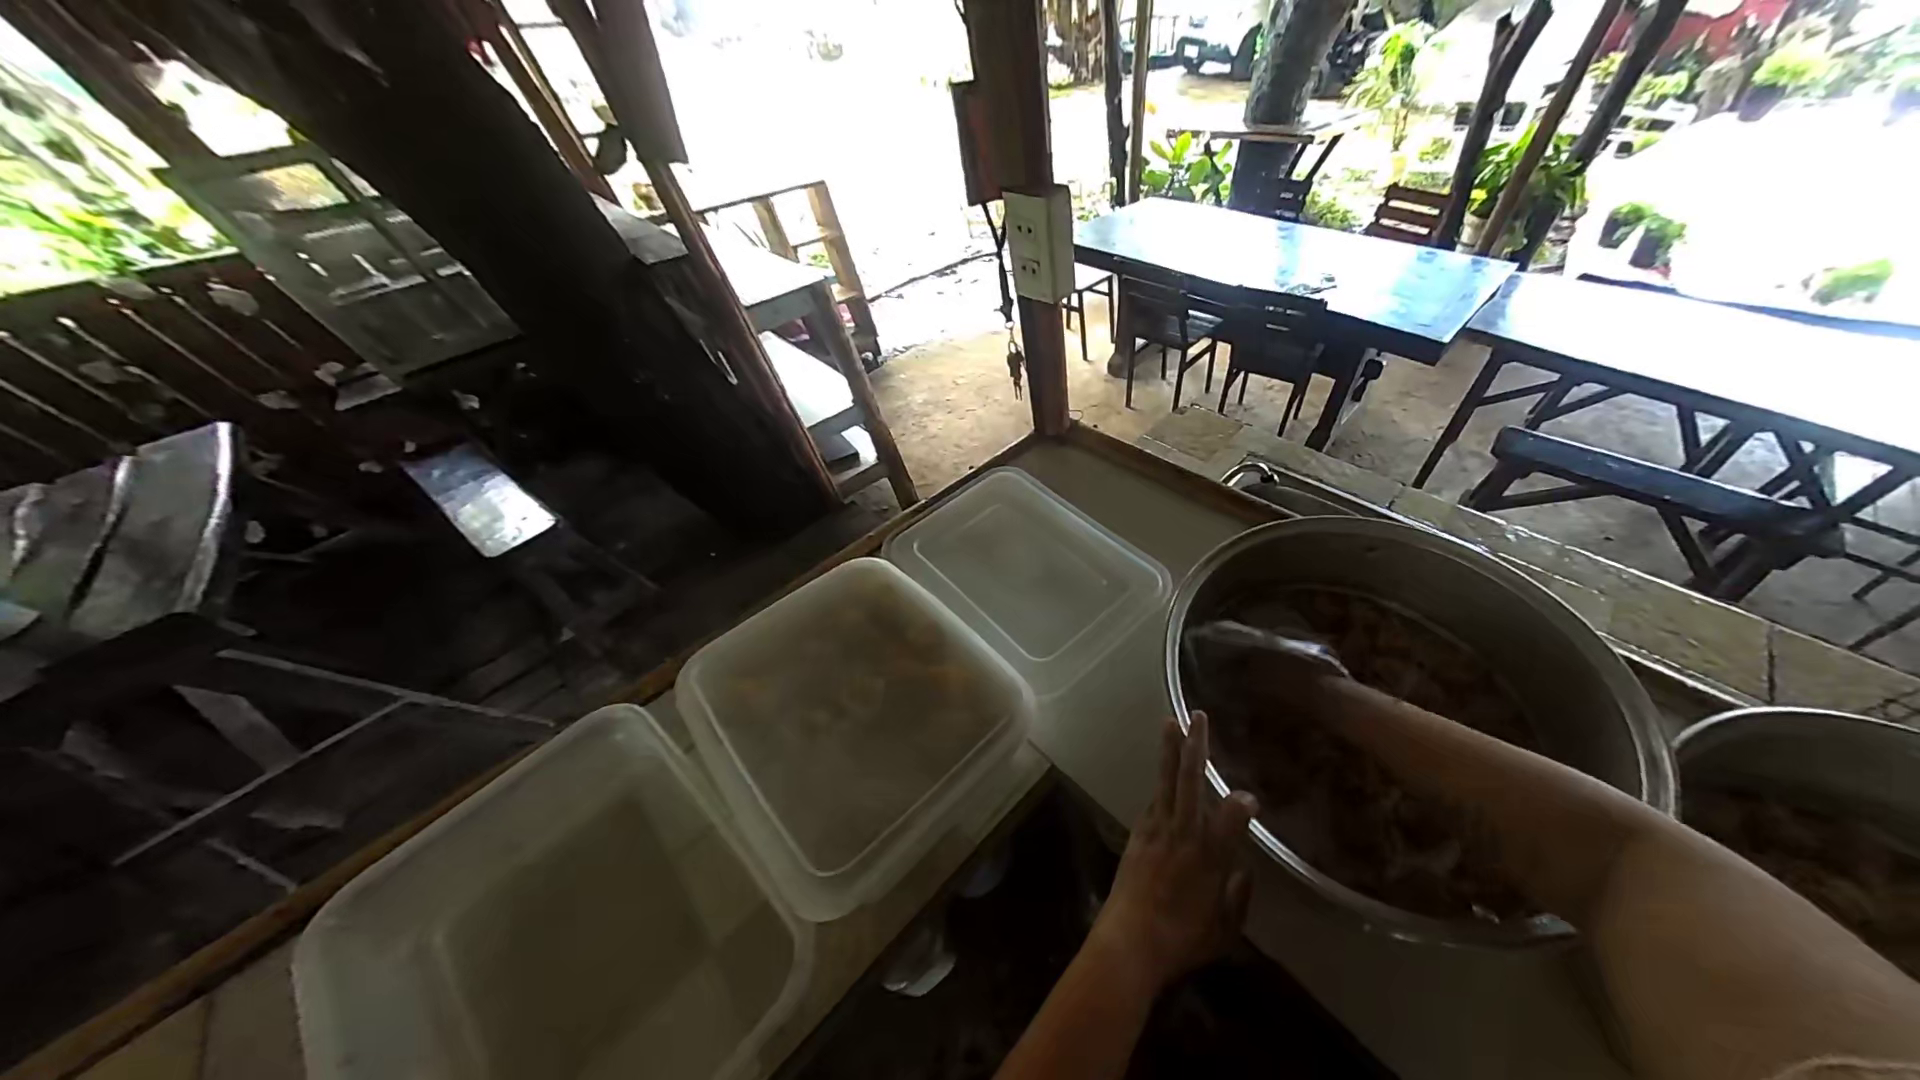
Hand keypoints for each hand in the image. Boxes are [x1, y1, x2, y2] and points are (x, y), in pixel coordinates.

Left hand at [1090, 710, 1257, 991]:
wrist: (1128, 942)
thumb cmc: (1182, 942)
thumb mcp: (1224, 931)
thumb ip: (1238, 898)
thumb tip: (1243, 871)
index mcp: (1208, 859)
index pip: (1230, 818)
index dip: (1241, 804)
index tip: (1250, 798)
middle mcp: (1182, 835)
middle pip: (1189, 781)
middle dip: (1195, 747)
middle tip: (1197, 716)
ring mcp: (1155, 830)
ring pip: (1165, 782)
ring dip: (1169, 751)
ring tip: (1170, 723)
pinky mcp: (1138, 834)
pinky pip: (1153, 802)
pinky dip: (1161, 785)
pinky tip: (1165, 775)